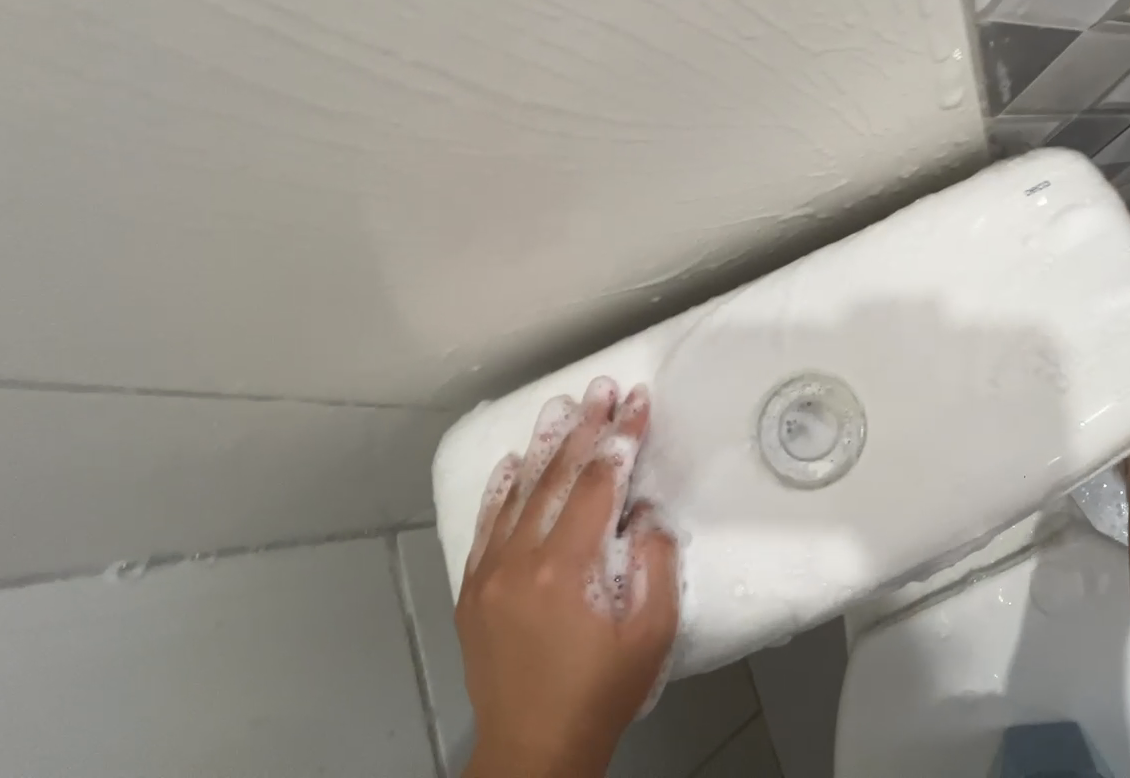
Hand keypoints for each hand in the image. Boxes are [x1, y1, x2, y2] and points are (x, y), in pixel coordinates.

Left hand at [457, 377, 679, 777]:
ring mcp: (491, 572)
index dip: (622, 437)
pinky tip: (514, 460)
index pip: (599, 482)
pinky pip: (487, 524)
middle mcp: (522, 559)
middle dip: (586, 427)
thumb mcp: (652, 629)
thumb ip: (655, 561)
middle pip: (558, 476)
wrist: (535, 747)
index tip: (638, 401)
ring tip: (564, 405)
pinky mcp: (475, 589)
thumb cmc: (604, 688)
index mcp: (569, 566)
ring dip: (545, 444)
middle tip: (603, 387)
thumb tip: (645, 512)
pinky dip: (502, 487)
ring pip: (520, 492)